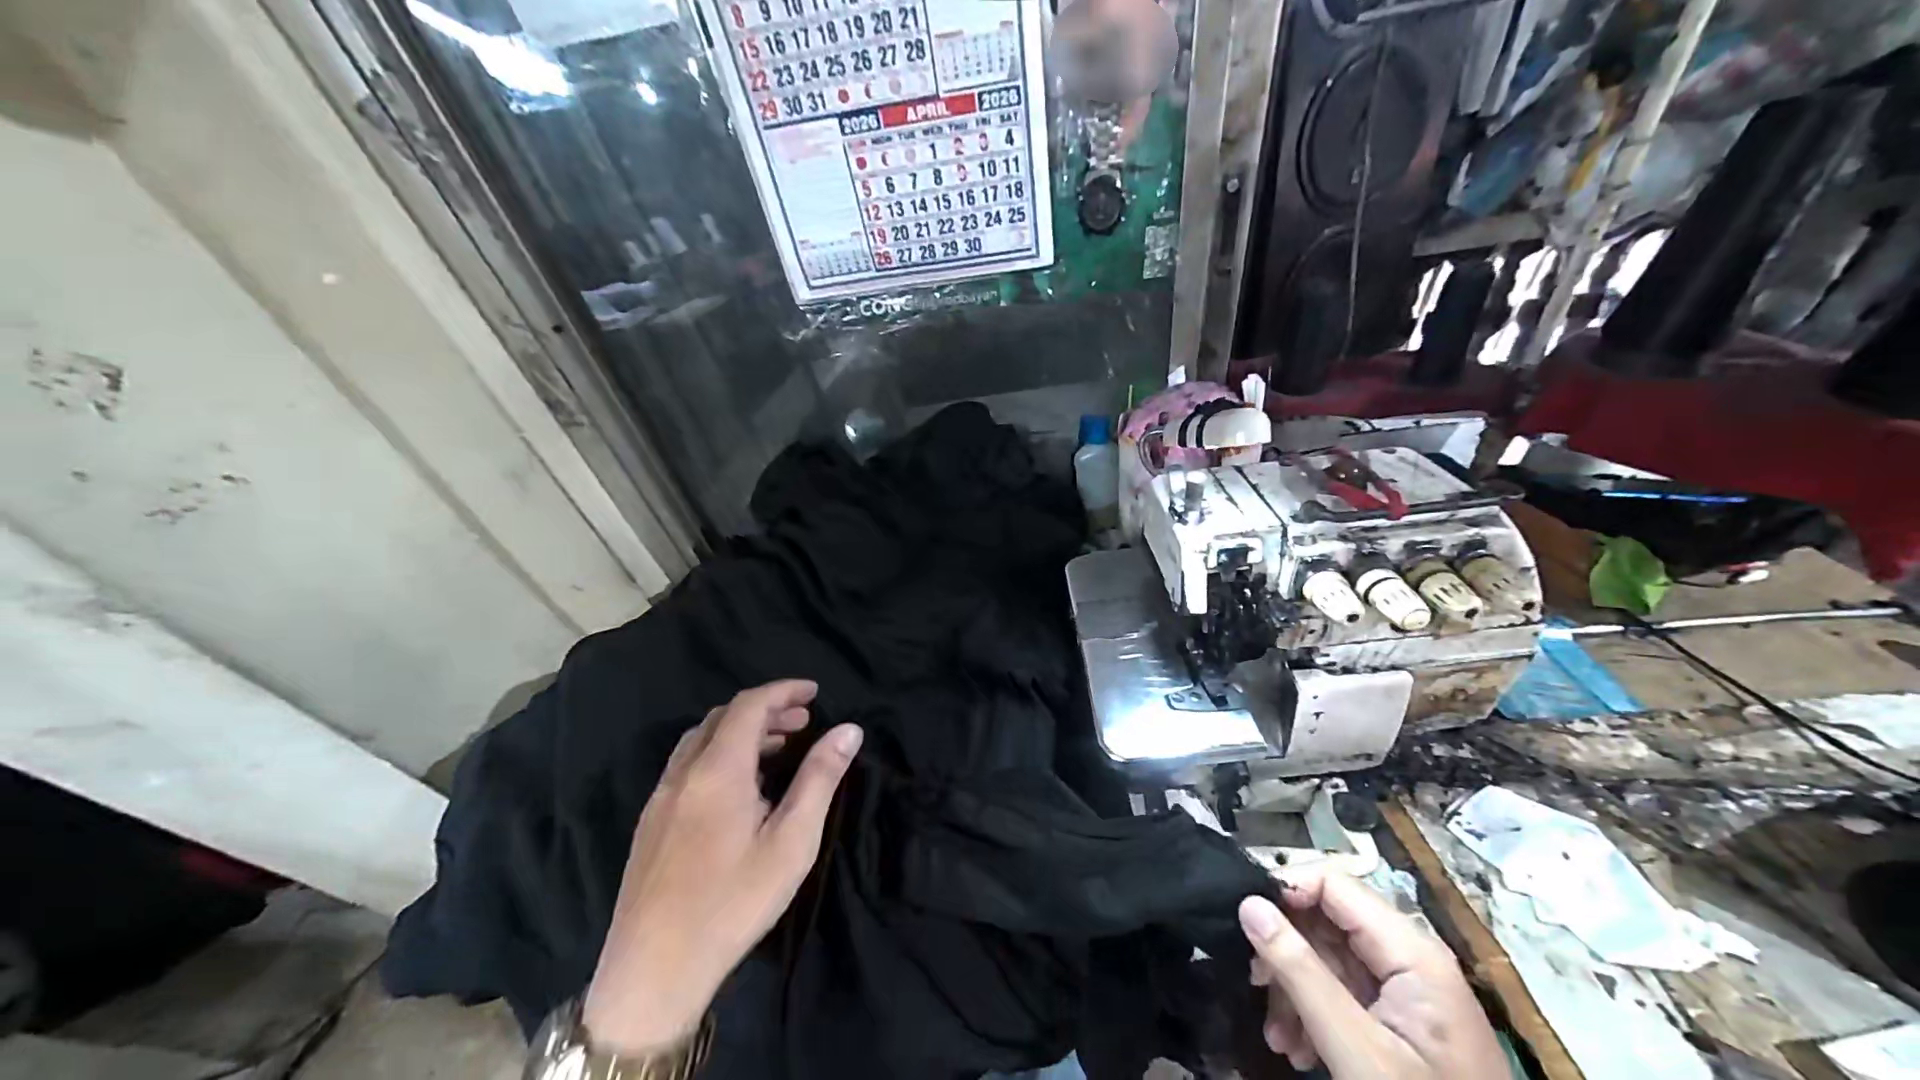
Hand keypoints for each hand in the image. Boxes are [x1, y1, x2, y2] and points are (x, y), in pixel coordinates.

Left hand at [582, 680, 861, 1054]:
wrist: (653, 971)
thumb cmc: (733, 902)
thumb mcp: (791, 842)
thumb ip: (819, 779)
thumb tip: (849, 730)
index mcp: (717, 770)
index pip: (749, 705)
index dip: (783, 691)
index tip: (814, 692)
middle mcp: (683, 773)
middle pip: (723, 717)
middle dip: (765, 710)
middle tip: (803, 722)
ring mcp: (660, 798)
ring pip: (701, 741)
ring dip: (741, 732)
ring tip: (778, 749)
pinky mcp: (650, 823)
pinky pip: (687, 765)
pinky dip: (719, 754)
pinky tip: (739, 788)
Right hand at [1238, 867, 1505, 1078]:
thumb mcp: (1354, 1047)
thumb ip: (1300, 971)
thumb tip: (1249, 904)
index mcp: (1413, 951)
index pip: (1333, 882)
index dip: (1285, 890)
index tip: (1245, 921)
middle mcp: (1410, 956)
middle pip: (1327, 920)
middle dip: (1286, 950)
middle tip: (1252, 982)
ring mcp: (1406, 988)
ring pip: (1327, 956)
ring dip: (1293, 988)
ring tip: (1276, 1034)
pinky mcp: (1399, 1017)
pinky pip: (1342, 990)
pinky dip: (1312, 1010)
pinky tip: (1296, 1046)